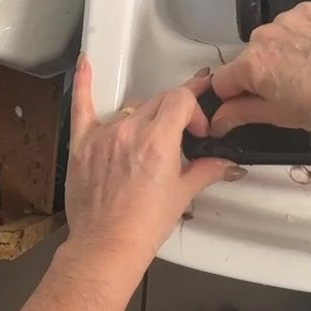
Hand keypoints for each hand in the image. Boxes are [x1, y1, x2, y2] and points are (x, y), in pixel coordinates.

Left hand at [63, 57, 242, 266]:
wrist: (106, 247)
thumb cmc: (143, 226)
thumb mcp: (182, 195)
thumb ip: (207, 170)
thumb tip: (228, 164)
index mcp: (157, 141)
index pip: (181, 99)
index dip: (194, 109)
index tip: (197, 127)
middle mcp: (129, 131)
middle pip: (158, 101)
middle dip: (173, 114)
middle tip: (180, 136)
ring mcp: (103, 135)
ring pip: (131, 108)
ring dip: (144, 116)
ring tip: (150, 141)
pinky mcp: (82, 143)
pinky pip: (82, 106)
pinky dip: (83, 84)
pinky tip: (86, 63)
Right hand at [209, 2, 310, 133]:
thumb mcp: (280, 117)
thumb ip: (242, 114)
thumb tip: (217, 120)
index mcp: (249, 65)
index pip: (222, 81)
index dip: (235, 96)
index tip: (255, 103)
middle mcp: (261, 36)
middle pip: (248, 58)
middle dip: (262, 73)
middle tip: (291, 90)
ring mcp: (285, 19)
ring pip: (271, 40)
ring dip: (281, 52)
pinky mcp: (307, 8)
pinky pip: (293, 24)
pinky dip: (301, 36)